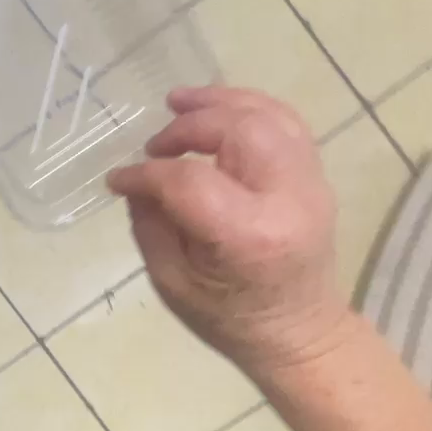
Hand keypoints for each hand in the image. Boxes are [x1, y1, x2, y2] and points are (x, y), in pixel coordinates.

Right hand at [106, 86, 354, 373]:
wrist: (295, 327)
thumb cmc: (224, 316)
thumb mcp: (171, 280)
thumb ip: (152, 225)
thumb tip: (137, 185)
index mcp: (247, 235)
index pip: (189, 181)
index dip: (146, 173)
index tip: (118, 180)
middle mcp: (286, 199)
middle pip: (242, 130)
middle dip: (189, 126)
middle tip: (154, 143)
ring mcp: (309, 183)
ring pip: (270, 115)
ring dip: (221, 103)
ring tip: (179, 102)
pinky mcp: (313, 175)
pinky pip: (285, 123)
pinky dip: (246, 109)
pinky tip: (215, 112)